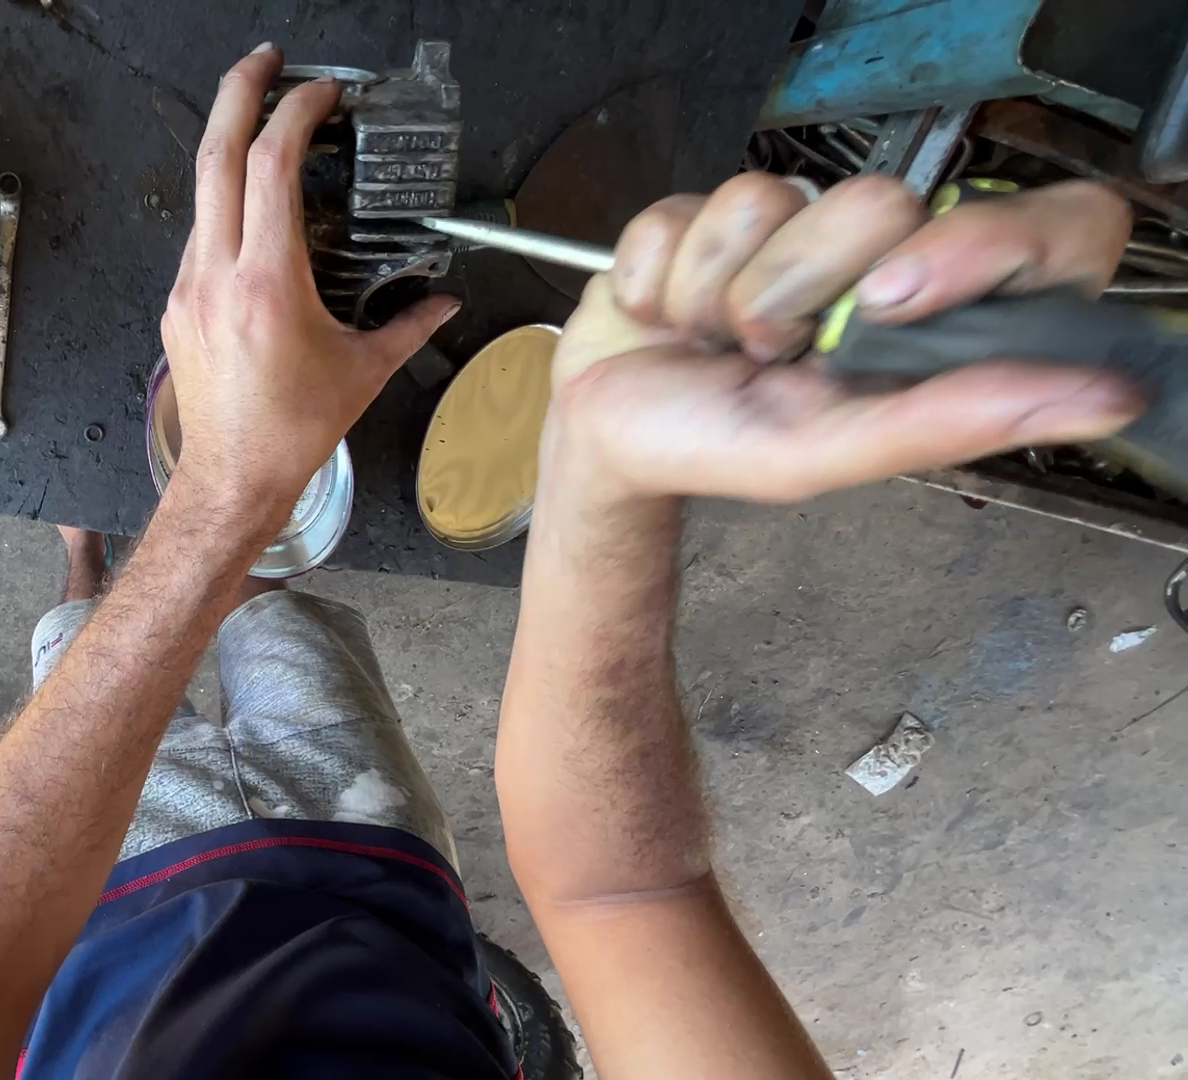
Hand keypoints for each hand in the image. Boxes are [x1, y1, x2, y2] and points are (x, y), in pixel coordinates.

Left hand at [161, 44, 460, 513]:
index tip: (321, 95)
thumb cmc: (291, 432)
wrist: (233, 476)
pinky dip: (222, 213)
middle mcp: (217, 279)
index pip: (271, 166)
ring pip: (200, 197)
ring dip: (228, 155)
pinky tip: (249, 221)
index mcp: (268, 285)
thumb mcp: (362, 373)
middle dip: (238, 93)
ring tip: (260, 135)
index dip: (296, 113)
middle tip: (264, 62)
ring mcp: (188, 293)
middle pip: (214, 156)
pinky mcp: (177, 310)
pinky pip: (197, 241)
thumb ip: (409, 327)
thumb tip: (443, 304)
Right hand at [546, 173, 1141, 504]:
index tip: (886, 300)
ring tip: (693, 338)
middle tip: (752, 351)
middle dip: (784, 291)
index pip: (1037, 225)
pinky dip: (650, 278)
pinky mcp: (689, 221)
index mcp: (920, 320)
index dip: (978, 242)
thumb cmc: (699, 449)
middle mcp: (859, 258)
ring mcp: (769, 231)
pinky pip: (673, 214)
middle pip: (870, 202)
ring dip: (704, 292)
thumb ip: (932, 425)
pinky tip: (652, 314)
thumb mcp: (810, 456)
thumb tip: (1100, 401)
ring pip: (756, 200)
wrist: (598, 438)